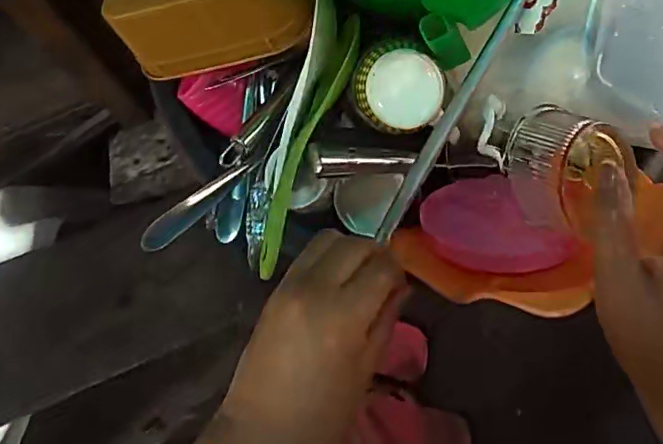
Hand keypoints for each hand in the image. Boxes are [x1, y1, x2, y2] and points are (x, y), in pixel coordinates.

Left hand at [210, 230, 409, 443]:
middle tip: (381, 276)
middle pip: (357, 244)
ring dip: (350, 249)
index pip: (383, 266)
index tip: (399, 284)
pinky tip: (332, 281)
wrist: (260, 434)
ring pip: (330, 238)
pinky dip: (326, 257)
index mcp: (344, 316)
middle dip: (376, 254)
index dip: (397, 270)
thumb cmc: (322, 413)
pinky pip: (308, 255)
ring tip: (355, 274)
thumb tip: (402, 286)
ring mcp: (291, 286)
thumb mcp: (366, 370)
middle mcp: (316, 290)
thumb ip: (386, 319)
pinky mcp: (274, 290)